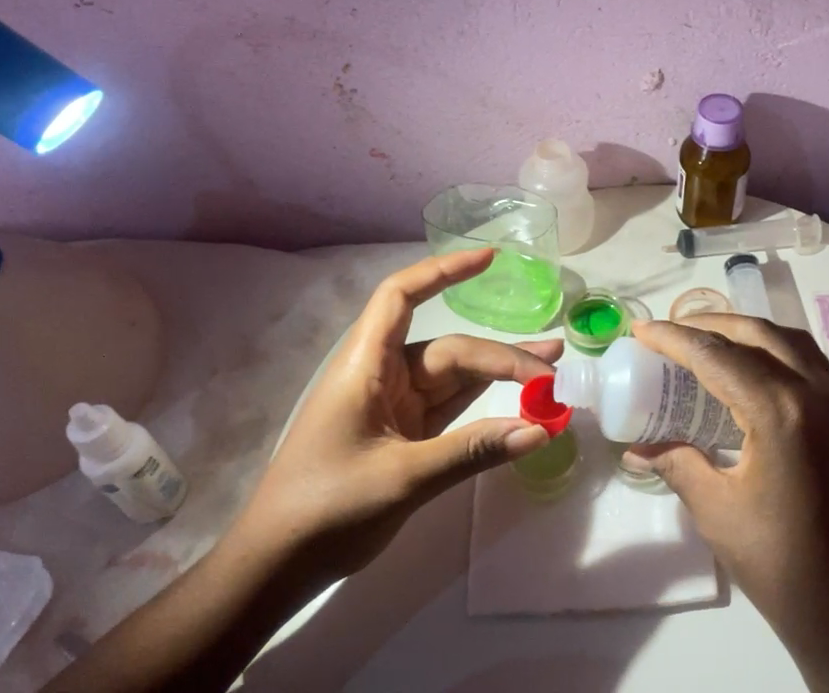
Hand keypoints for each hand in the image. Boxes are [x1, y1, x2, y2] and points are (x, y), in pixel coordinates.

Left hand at [232, 247, 561, 579]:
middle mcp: (381, 377)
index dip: (444, 271)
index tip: (491, 260)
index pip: (401, 297)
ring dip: (500, 377)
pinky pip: (452, 411)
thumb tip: (541, 430)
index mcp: (365, 367)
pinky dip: (486, 409)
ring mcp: (393, 409)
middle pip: (449, 350)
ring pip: (455, 379)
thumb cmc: (325, 510)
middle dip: (501, 358)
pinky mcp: (403, 438)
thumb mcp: (403, 479)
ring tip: (552, 373)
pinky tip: (521, 410)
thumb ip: (473, 451)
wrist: (275, 568)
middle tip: (553, 373)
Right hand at [623, 314, 828, 692]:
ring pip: (790, 342)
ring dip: (746, 333)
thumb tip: (638, 448)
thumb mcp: (719, 511)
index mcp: (782, 411)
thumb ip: (678, 464)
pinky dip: (775, 353)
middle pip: (758, 333)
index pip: (718, 355)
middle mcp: (818, 392)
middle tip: (670, 334)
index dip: (675, 339)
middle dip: (711, 324)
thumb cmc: (783, 565)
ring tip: (707, 344)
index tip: (641, 330)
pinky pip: (810, 364)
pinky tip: (751, 373)